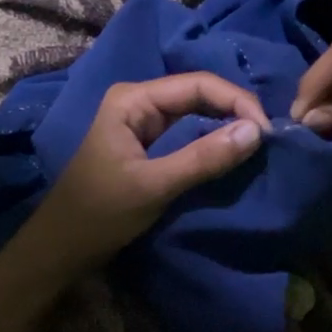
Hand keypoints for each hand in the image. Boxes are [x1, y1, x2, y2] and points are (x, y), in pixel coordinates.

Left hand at [21, 73, 268, 271]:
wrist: (61, 247)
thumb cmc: (100, 212)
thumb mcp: (154, 185)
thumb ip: (203, 157)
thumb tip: (256, 132)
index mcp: (133, 98)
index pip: (198, 84)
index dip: (236, 102)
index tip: (267, 132)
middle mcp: (139, 101)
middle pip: (199, 94)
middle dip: (235, 112)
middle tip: (270, 141)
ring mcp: (142, 122)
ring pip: (196, 114)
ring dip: (227, 126)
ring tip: (259, 146)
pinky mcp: (148, 144)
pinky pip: (188, 133)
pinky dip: (212, 142)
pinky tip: (233, 154)